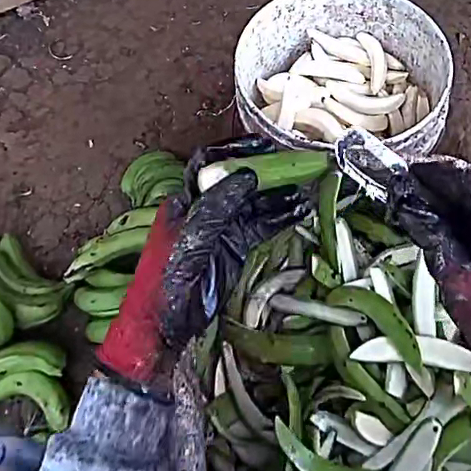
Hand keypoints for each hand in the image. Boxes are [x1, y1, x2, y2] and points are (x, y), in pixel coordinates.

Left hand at [97, 139, 304, 392]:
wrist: (164, 326)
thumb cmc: (167, 279)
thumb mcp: (192, 238)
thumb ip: (218, 205)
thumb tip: (246, 174)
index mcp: (185, 199)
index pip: (210, 163)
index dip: (235, 150)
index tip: (262, 144)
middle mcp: (205, 208)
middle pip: (238, 180)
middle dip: (265, 171)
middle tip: (294, 164)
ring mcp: (222, 227)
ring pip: (254, 203)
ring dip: (279, 196)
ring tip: (306, 188)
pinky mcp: (236, 246)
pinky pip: (260, 226)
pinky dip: (280, 218)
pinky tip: (299, 211)